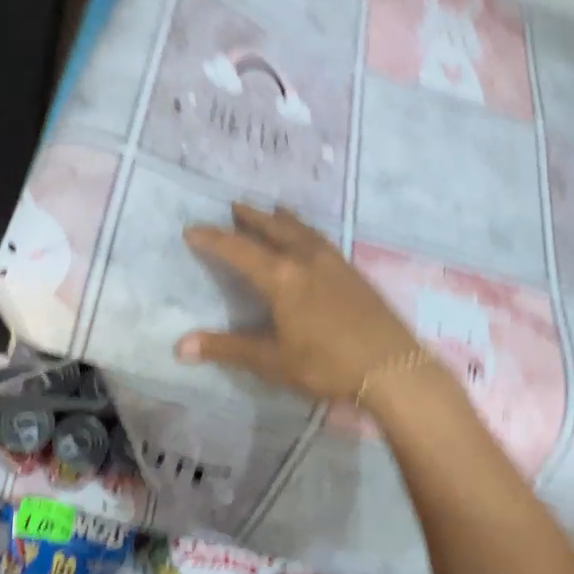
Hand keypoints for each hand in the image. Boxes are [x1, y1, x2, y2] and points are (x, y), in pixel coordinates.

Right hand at [179, 202, 418, 401]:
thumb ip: (228, 349)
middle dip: (252, 218)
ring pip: (303, 231)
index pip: (239, 250)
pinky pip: (322, 241)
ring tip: (275, 211)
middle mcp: (307, 260)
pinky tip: (311, 242)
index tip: (191, 229)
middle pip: (274, 229)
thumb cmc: (327, 365)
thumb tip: (180, 347)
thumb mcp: (272, 360)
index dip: (213, 239)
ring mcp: (335, 263)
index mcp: (282, 277)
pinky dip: (307, 232)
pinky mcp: (354, 274)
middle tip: (235, 206)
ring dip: (283, 220)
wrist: (393, 368)